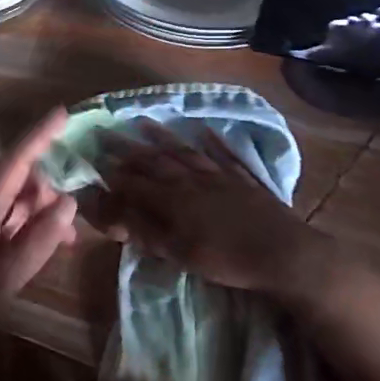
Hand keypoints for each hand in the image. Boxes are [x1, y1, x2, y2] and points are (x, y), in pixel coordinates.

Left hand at [0, 109, 78, 324]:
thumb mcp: (7, 275)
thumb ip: (40, 239)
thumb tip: (69, 202)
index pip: (16, 159)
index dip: (40, 135)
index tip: (64, 113)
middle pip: (19, 178)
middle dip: (49, 193)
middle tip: (73, 229)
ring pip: (13, 197)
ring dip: (39, 213)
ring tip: (62, 244)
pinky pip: (3, 213)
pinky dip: (24, 224)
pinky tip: (39, 248)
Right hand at [93, 118, 333, 298]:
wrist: (285, 255)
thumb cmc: (226, 260)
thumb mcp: (178, 253)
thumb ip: (144, 230)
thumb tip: (113, 213)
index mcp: (171, 200)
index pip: (134, 183)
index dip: (112, 173)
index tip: (93, 162)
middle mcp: (190, 180)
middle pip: (154, 160)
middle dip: (127, 148)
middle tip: (106, 133)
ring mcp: (219, 176)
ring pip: (184, 151)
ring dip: (161, 136)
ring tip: (142, 121)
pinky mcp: (244, 179)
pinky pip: (224, 154)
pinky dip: (211, 141)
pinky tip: (201, 130)